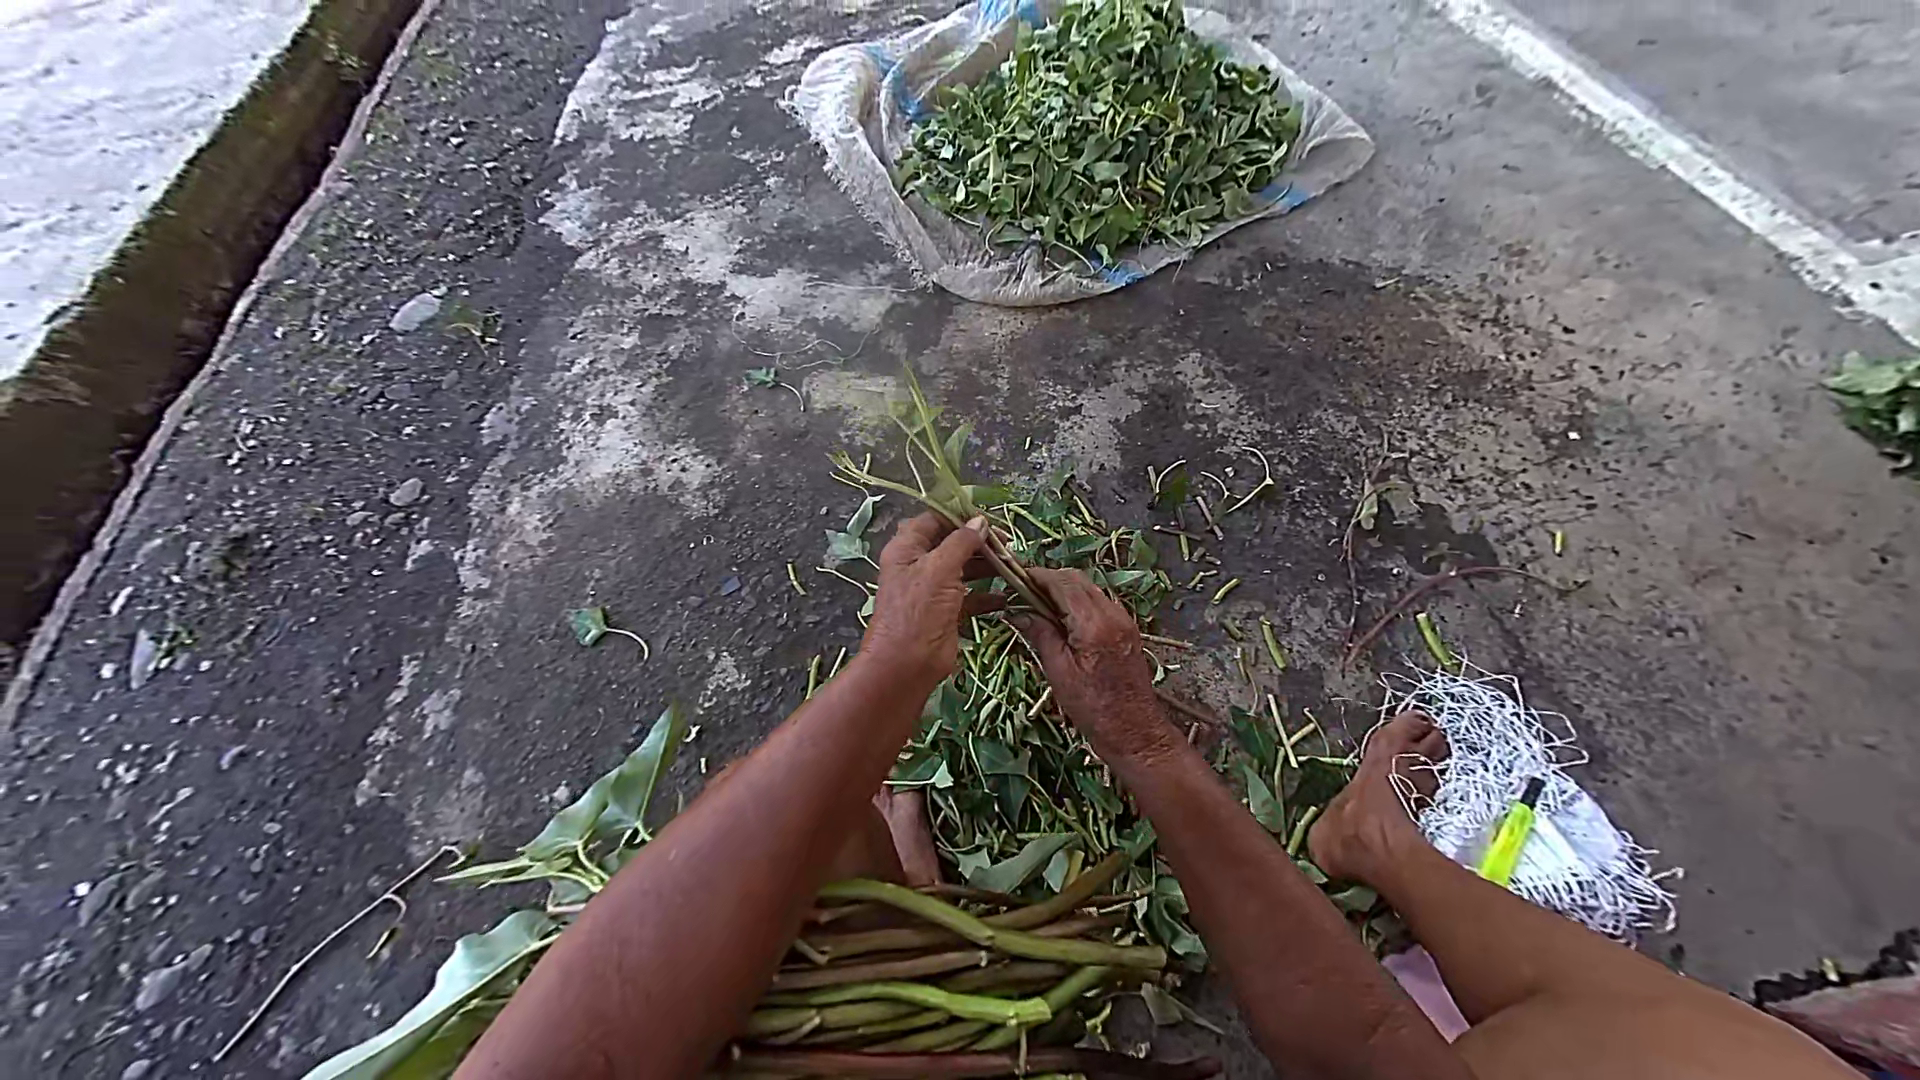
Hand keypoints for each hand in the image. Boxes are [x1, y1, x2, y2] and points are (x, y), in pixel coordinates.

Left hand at [861, 513, 998, 685]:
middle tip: (1008, 544)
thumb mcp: (939, 568)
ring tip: (1013, 566)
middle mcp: (919, 564)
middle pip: (952, 543)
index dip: (960, 516)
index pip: (934, 520)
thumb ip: (961, 542)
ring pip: (964, 569)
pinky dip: (988, 595)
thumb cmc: (918, 610)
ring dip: (987, 566)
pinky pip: (971, 597)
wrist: (907, 663)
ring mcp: (933, 589)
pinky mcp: (947, 611)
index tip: (989, 519)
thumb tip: (980, 522)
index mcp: (907, 548)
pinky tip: (1006, 596)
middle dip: (979, 542)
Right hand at [1013, 568, 1180, 765]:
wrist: (1134, 731)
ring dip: (1062, 590)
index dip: (1036, 576)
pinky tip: (1060, 619)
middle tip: (1022, 594)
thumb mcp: (1058, 672)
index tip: (1014, 580)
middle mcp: (1113, 614)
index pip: (1062, 583)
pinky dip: (1076, 601)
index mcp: (1094, 624)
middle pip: (1076, 579)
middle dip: (1047, 581)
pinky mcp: (1125, 628)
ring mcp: (1123, 619)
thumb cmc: (1092, 708)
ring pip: (1088, 588)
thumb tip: (1017, 612)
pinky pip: (1097, 602)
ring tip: (1037, 607)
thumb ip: (1040, 634)